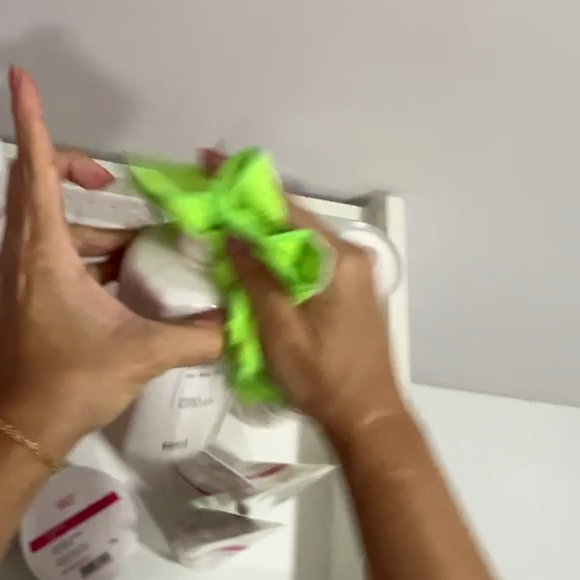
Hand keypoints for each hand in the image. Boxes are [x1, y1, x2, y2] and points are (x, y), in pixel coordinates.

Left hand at [0, 67, 223, 454]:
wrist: (23, 428)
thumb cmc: (72, 382)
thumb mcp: (142, 354)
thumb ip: (196, 333)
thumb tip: (239, 320)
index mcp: (45, 253)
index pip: (37, 171)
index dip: (32, 120)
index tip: (21, 79)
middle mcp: (24, 252)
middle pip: (38, 183)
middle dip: (74, 167)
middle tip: (111, 174)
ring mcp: (19, 271)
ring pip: (51, 221)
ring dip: (94, 224)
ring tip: (141, 246)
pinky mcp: (24, 290)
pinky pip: (54, 248)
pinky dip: (88, 250)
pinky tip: (124, 273)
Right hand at [226, 203, 406, 443]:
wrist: (369, 418)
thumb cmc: (322, 378)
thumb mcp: (278, 329)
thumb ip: (255, 276)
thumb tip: (233, 234)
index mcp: (337, 260)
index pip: (285, 208)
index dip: (245, 185)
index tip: (213, 161)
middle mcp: (350, 254)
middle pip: (293, 216)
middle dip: (251, 201)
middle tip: (210, 186)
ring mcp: (354, 268)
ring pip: (299, 233)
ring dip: (263, 224)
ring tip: (224, 212)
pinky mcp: (350, 283)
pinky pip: (308, 252)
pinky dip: (279, 246)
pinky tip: (253, 246)